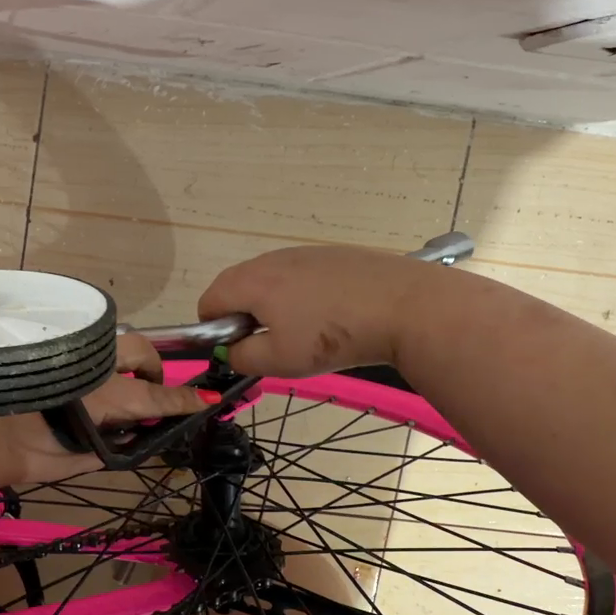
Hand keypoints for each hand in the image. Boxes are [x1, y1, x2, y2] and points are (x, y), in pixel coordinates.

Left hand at [0, 334, 206, 489]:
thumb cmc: (10, 456)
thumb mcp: (63, 463)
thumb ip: (103, 449)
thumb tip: (129, 435)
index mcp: (100, 398)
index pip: (155, 396)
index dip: (184, 399)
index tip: (208, 399)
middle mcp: (89, 366)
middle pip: (140, 353)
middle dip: (152, 369)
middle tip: (148, 389)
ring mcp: (68, 352)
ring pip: (110, 340)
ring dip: (119, 358)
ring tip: (109, 380)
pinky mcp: (43, 343)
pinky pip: (80, 336)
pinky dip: (88, 351)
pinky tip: (77, 370)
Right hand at [196, 244, 438, 377]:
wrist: (407, 306)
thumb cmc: (334, 337)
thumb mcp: (280, 361)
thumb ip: (242, 358)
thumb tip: (231, 351)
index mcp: (250, 282)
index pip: (208, 300)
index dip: (214, 328)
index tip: (241, 347)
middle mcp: (270, 260)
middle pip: (236, 285)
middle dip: (242, 314)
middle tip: (272, 342)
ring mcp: (303, 253)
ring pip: (269, 279)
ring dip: (272, 303)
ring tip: (306, 329)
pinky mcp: (332, 254)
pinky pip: (300, 274)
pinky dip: (303, 293)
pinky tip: (333, 314)